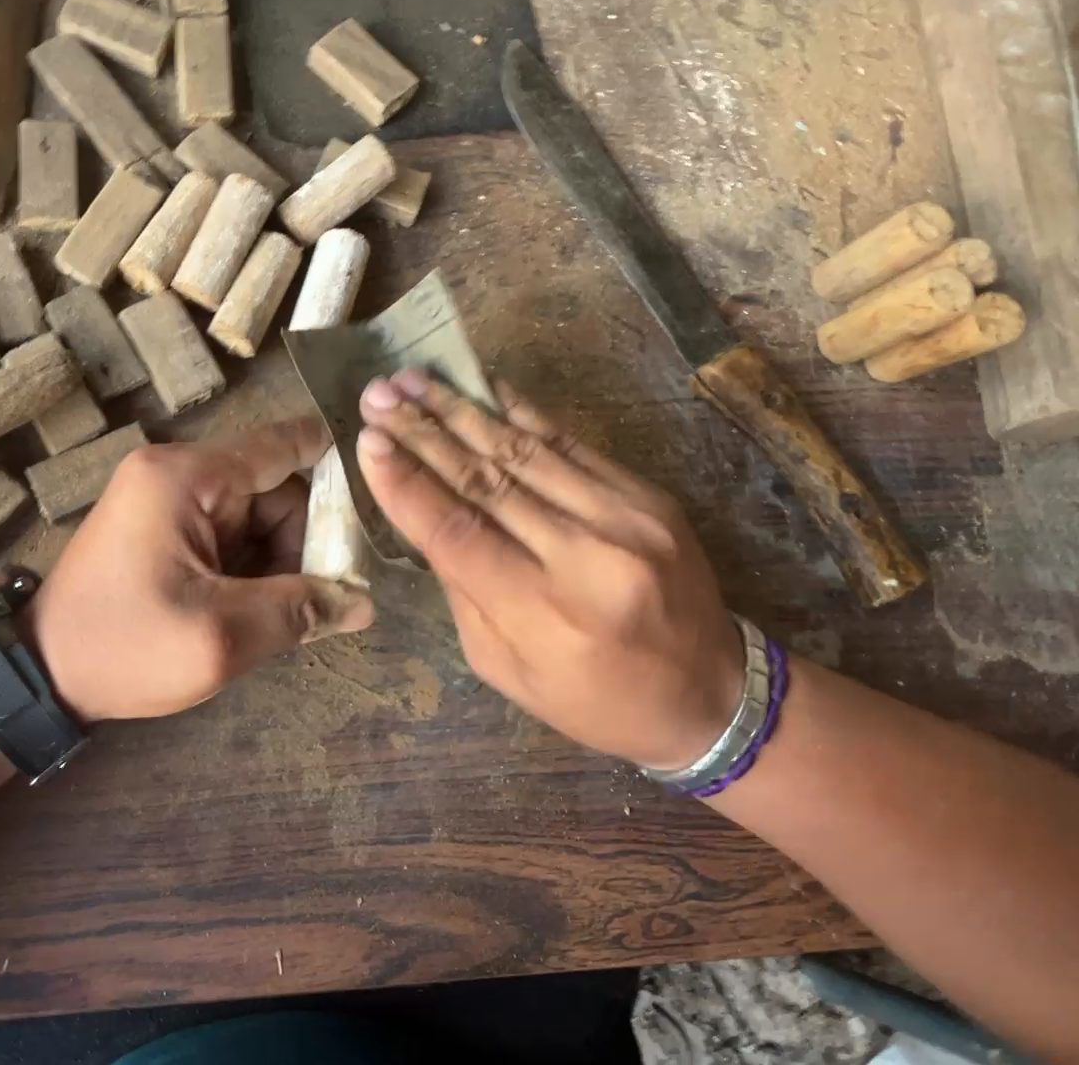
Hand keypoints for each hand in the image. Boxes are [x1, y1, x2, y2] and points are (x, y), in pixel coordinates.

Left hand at [26, 418, 375, 722]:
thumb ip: (299, 611)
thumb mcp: (220, 637)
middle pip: (272, 489)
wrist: (42, 674)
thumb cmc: (125, 648)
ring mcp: (164, 502)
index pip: (281, 445)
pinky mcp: (161, 531)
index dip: (335, 463)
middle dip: (305, 540)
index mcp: (185, 478)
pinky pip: (227, 536)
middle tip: (330, 596)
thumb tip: (364, 604)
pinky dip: (250, 568)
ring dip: (278, 561)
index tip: (381, 485)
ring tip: (289, 614)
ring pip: (254, 517)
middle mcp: (174, 475)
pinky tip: (259, 609)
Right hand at [356, 370, 741, 769]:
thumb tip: (427, 516)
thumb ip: (464, 591)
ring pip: (524, 450)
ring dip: (462, 409)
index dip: (407, 484)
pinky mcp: (647, 494)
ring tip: (415, 379)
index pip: (458, 531)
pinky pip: (570, 442)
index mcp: (545, 611)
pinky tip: (481, 384)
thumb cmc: (590, 699)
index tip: (368, 441)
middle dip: (423, 432)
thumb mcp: (503, 666)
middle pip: (486, 479)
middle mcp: (588, 554)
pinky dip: (520, 411)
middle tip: (378, 395)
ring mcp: (626, 516)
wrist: (710, 694)